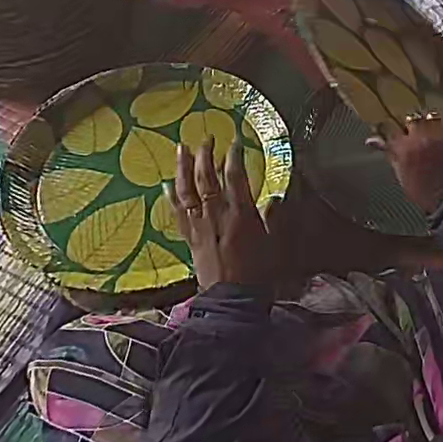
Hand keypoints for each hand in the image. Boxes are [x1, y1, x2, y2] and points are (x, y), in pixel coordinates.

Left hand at [168, 139, 278, 291]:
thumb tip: (275, 197)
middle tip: (205, 139)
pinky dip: (171, 197)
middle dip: (205, 156)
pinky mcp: (190, 239)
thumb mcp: (275, 243)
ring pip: (187, 192)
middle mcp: (217, 216)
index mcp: (241, 214)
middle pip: (206, 179)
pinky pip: (177, 214)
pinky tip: (167, 185)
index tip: (234, 142)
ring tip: (181, 149)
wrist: (233, 302)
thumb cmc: (260, 273)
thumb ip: (273, 218)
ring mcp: (200, 227)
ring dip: (183, 169)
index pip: (235, 177)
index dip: (234, 157)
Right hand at [368, 113, 442, 213]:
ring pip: (428, 121)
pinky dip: (440, 135)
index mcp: (404, 148)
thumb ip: (391, 156)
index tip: (388, 137)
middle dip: (410, 128)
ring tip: (428, 141)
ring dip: (426, 129)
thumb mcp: (402, 177)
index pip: (390, 132)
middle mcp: (421, 136)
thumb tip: (375, 142)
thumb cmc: (425, 193)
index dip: (389, 134)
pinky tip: (442, 147)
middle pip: (411, 121)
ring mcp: (439, 135)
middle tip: (413, 140)